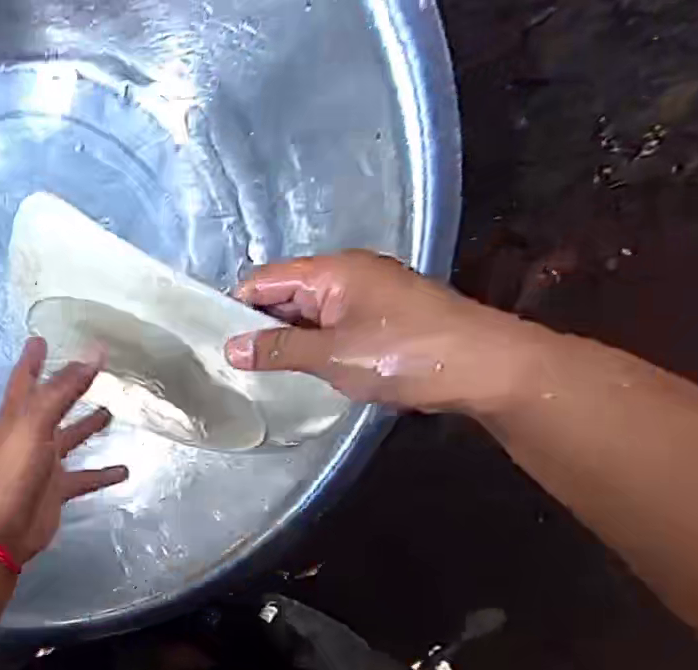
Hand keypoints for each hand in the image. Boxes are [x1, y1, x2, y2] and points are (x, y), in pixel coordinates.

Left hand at [0, 338, 129, 564]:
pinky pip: (84, 478)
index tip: (39, 337)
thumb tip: (94, 353)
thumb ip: (63, 390)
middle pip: (50, 405)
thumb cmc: (10, 474)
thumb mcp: (35, 425)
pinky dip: (102, 474)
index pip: (24, 380)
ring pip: (69, 439)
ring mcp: (42, 464)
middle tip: (90, 369)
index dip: (32, 359)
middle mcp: (28, 436)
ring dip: (87, 426)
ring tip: (112, 410)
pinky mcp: (55, 491)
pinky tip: (124, 470)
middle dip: (66, 387)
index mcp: (16, 417)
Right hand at [223, 250, 554, 417]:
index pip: (265, 279)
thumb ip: (278, 350)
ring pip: (305, 312)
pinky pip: (327, 325)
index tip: (212, 341)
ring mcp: (365, 296)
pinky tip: (295, 369)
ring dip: (282, 338)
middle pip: (283, 293)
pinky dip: (307, 344)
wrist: (485, 368)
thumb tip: (231, 348)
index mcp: (333, 271)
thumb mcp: (330, 355)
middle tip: (229, 362)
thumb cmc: (404, 354)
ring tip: (255, 371)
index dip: (235, 306)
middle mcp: (347, 275)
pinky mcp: (378, 318)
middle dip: (256, 325)